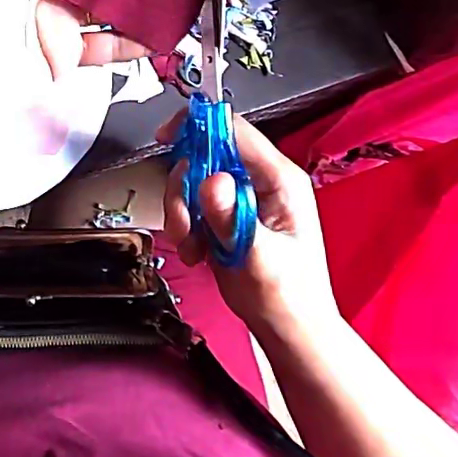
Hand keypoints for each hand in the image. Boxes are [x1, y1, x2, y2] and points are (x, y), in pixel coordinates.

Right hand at [157, 110, 340, 334]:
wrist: (288, 330)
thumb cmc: (289, 298)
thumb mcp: (260, 258)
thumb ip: (233, 218)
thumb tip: (212, 180)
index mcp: (279, 179)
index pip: (234, 130)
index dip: (199, 126)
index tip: (169, 136)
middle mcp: (260, 181)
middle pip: (205, 154)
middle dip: (184, 186)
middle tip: (183, 220)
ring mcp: (241, 197)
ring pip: (193, 179)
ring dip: (181, 210)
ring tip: (191, 243)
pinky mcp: (226, 214)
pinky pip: (192, 203)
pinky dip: (185, 225)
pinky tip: (196, 250)